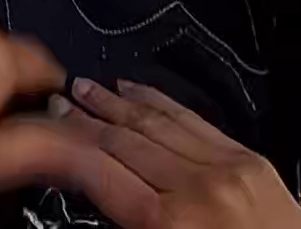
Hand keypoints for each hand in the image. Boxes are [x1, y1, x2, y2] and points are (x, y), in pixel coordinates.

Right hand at [56, 78, 300, 228]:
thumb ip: (133, 225)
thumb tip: (101, 198)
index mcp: (171, 228)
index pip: (105, 172)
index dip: (72, 144)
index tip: (52, 122)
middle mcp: (196, 189)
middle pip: (126, 140)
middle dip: (89, 117)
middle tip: (62, 98)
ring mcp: (225, 167)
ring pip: (156, 120)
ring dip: (117, 101)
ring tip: (90, 86)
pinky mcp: (248, 158)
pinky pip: (193, 119)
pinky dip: (160, 100)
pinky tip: (138, 88)